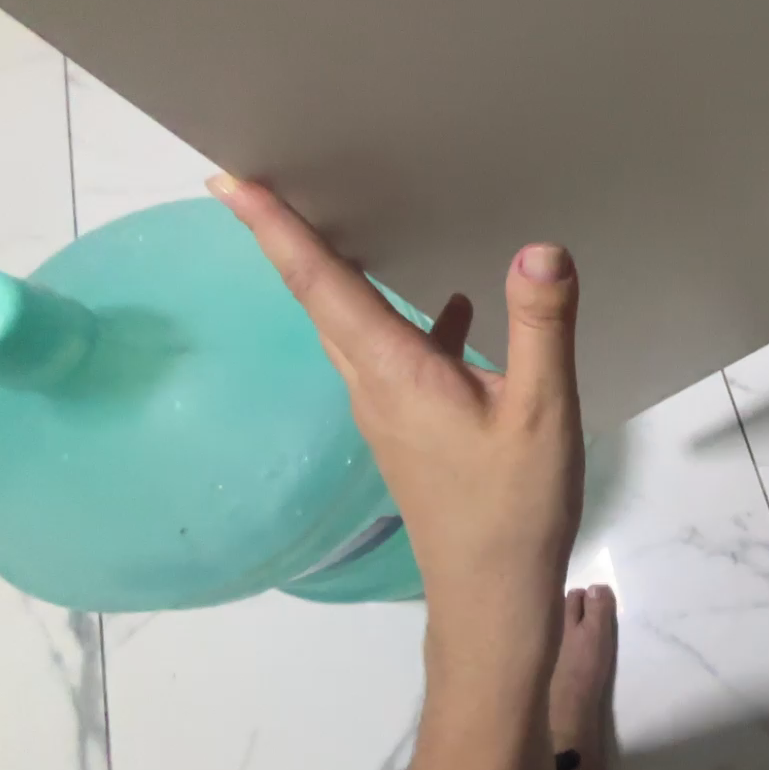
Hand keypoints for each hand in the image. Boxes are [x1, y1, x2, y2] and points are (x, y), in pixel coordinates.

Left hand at [207, 174, 585, 617]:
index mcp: (396, 371)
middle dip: (293, 243)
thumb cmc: (513, 501)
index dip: (276, 231)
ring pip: (353, 330)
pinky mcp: (414, 432)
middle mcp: (376, 386)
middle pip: (322, 303)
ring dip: (344, 279)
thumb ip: (541, 326)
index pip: (323, 286)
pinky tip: (456, 312)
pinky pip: (394, 356)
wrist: (492, 589)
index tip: (227, 180)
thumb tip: (541, 248)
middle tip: (278, 187)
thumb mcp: (541, 409)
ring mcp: (391, 413)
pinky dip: (411, 321)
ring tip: (358, 232)